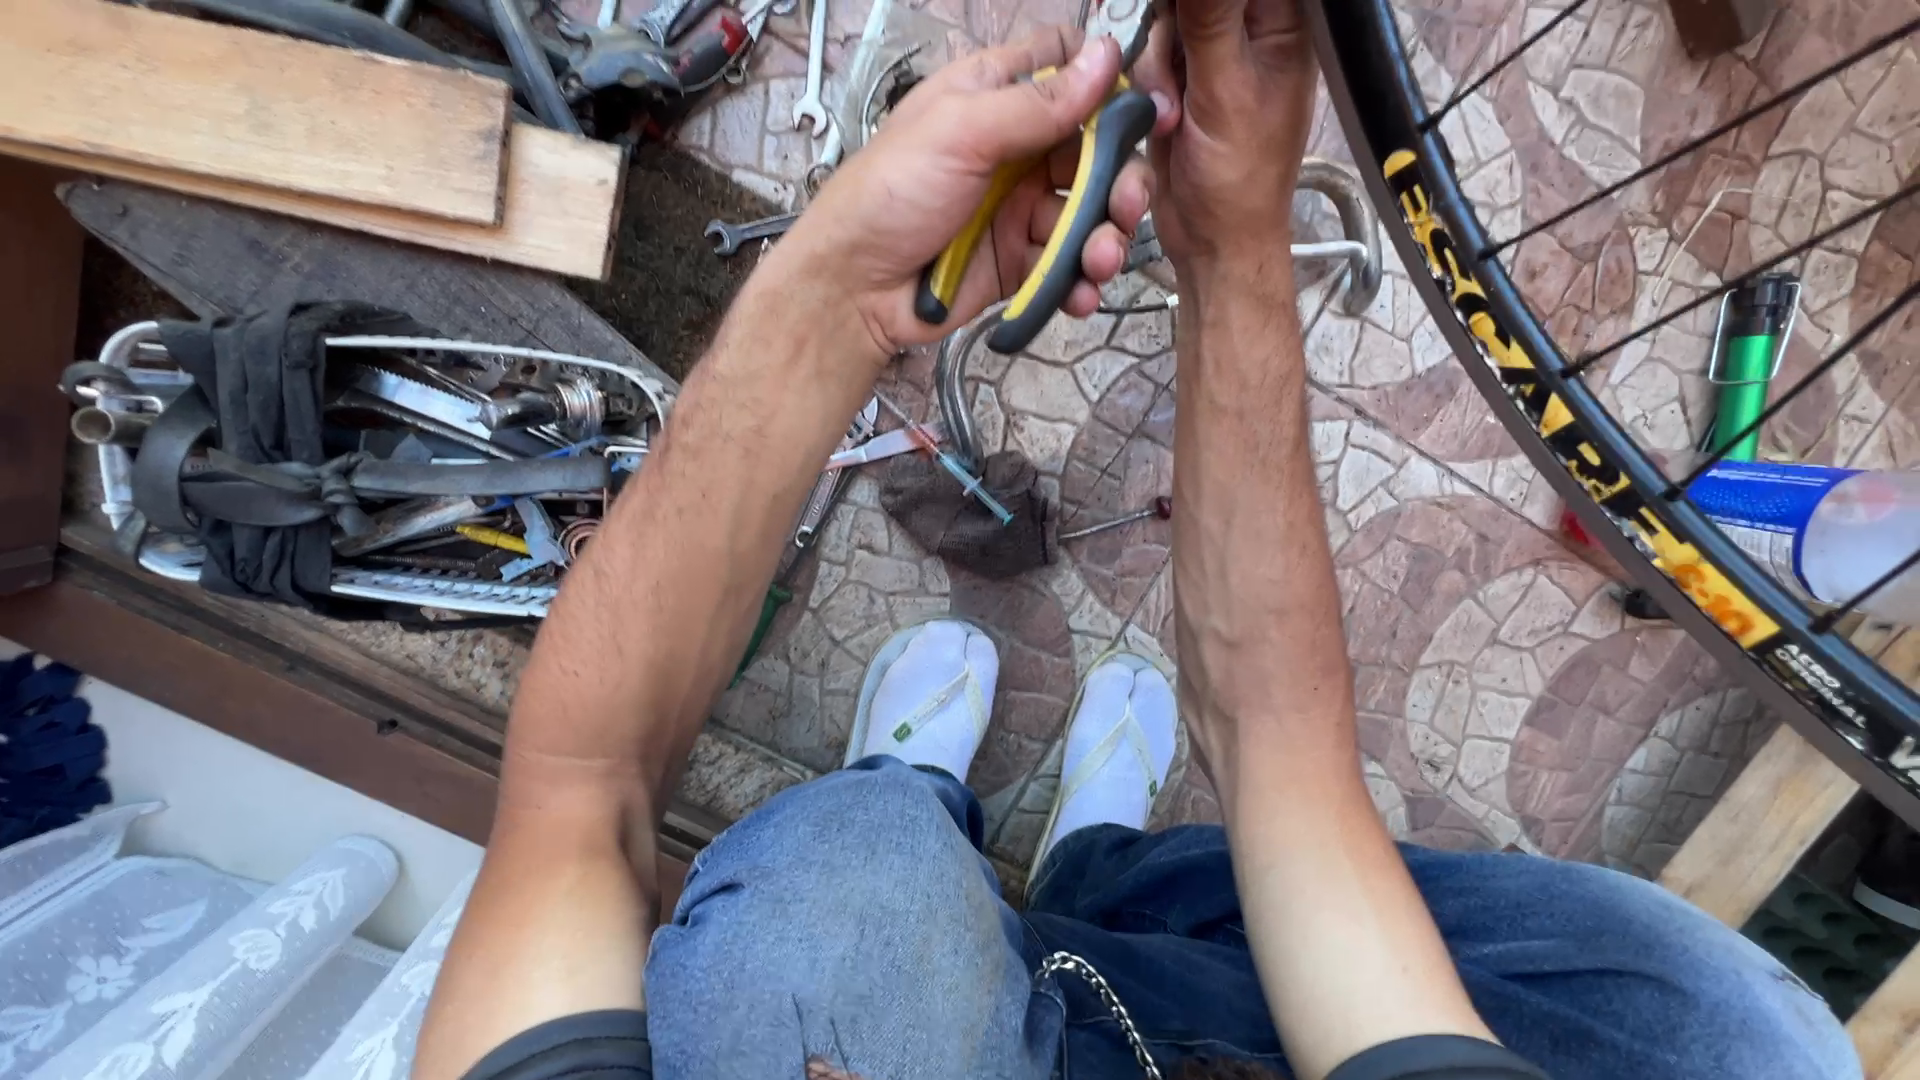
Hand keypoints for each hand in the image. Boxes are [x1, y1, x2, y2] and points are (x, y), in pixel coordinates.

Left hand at [763, 28, 1170, 359]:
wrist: (856, 289)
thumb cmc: (889, 195)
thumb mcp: (959, 132)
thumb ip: (1034, 104)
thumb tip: (1103, 57)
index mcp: (993, 100)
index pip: (1064, 75)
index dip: (1106, 88)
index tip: (1141, 112)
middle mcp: (1013, 152)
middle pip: (1092, 154)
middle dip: (1119, 180)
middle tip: (1126, 205)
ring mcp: (1017, 211)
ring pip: (1085, 216)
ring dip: (1104, 238)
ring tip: (1100, 260)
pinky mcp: (1016, 264)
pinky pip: (1063, 267)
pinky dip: (1079, 281)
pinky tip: (1081, 292)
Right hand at [1132, 0, 1316, 282]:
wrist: (1211, 241)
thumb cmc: (1236, 178)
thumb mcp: (1225, 91)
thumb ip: (1209, 19)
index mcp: (1284, 23)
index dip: (1201, 5)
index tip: (1183, 24)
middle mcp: (1250, 32)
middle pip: (1193, 1)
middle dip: (1170, 29)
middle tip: (1172, 75)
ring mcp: (1211, 59)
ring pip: (1164, 23)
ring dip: (1154, 66)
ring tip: (1168, 115)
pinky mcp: (1179, 86)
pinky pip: (1150, 59)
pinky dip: (1146, 85)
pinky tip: (1158, 118)